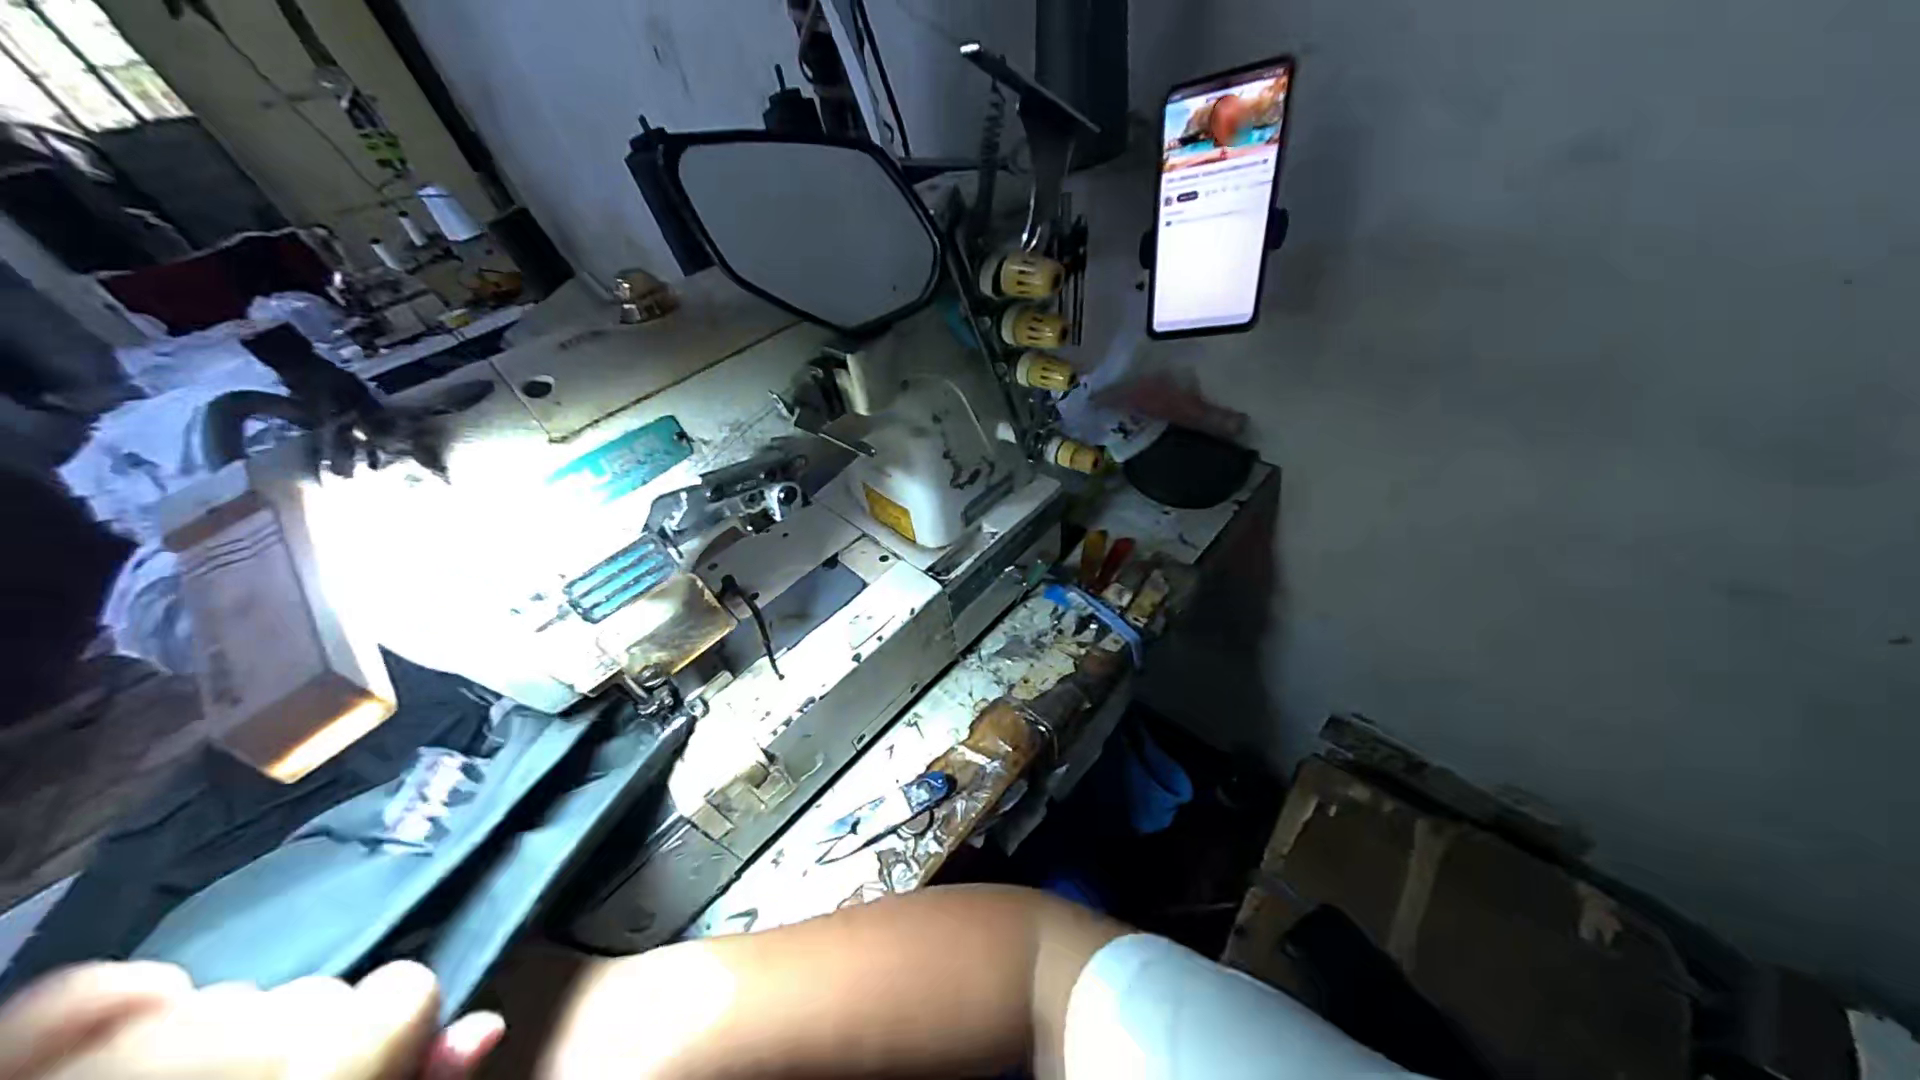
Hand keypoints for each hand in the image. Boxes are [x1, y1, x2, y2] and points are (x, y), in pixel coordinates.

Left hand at [0, 961, 502, 1079]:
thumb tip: (483, 1026)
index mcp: (316, 1074)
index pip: (402, 996)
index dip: (402, 1023)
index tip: (388, 1046)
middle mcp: (224, 1061)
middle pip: (315, 994)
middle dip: (314, 1032)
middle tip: (295, 1072)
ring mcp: (119, 1061)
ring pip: (225, 992)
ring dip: (231, 1026)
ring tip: (218, 1070)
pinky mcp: (29, 1063)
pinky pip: (82, 996)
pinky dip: (120, 996)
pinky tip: (152, 1011)